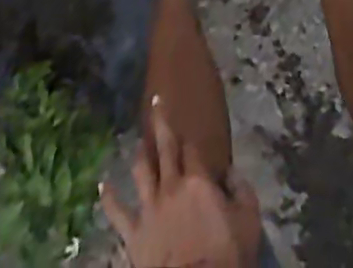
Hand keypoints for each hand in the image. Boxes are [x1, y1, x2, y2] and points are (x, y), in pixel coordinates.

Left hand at [102, 105, 261, 267]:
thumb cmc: (226, 255)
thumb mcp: (249, 220)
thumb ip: (242, 190)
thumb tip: (231, 172)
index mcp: (198, 180)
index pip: (193, 149)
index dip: (192, 138)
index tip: (192, 130)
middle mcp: (171, 185)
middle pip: (165, 147)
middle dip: (161, 121)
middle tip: (156, 100)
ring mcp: (149, 207)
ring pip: (141, 171)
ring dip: (140, 153)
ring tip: (139, 140)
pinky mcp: (134, 232)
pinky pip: (118, 212)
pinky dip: (108, 197)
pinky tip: (102, 185)